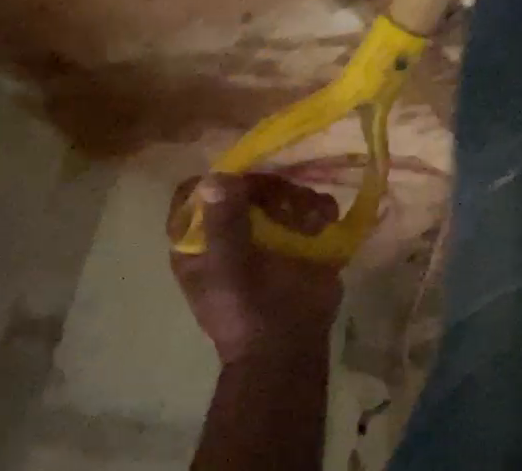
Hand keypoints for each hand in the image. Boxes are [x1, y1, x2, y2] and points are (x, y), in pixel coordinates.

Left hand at [169, 173, 345, 364]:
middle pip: (245, 185)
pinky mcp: (299, 236)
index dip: (217, 180)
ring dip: (299, 197)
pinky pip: (310, 206)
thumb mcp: (230, 269)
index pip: (195, 194)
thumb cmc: (250, 311)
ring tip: (311, 217)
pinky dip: (319, 207)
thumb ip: (224, 224)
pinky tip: (325, 220)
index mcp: (199, 240)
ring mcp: (267, 232)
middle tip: (286, 199)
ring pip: (281, 191)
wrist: (291, 345)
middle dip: (269, 188)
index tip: (246, 179)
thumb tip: (217, 176)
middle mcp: (231, 229)